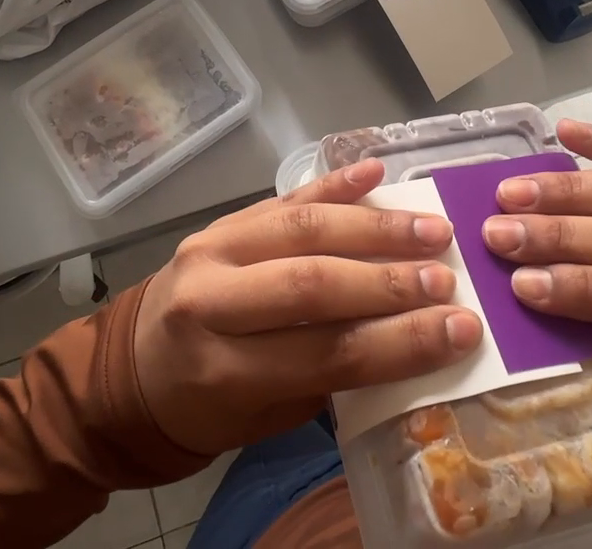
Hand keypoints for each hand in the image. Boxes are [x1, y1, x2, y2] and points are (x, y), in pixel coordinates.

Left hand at [133, 160, 483, 454]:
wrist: (130, 369)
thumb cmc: (206, 409)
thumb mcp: (263, 418)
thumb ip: (328, 378)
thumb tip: (412, 338)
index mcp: (222, 371)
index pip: (326, 353)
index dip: (400, 343)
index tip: (462, 330)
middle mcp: (211, 302)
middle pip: (313, 283)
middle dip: (390, 282)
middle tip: (449, 278)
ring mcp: (211, 250)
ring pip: (302, 229)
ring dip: (373, 227)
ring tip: (431, 229)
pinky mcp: (219, 222)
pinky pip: (283, 199)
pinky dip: (332, 183)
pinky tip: (374, 172)